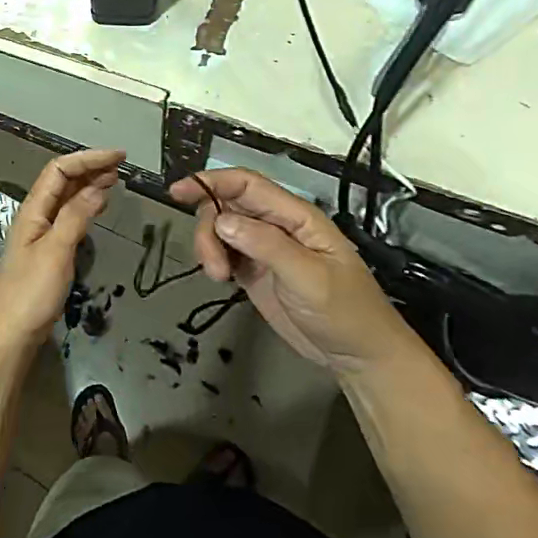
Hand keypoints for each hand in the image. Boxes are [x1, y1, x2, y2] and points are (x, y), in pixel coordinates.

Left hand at [0, 149, 123, 347]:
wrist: (9, 338)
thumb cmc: (30, 294)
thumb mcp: (56, 251)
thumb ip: (76, 216)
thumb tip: (99, 186)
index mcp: (33, 211)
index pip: (59, 170)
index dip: (88, 159)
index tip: (118, 158)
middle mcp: (36, 217)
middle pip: (62, 181)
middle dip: (90, 168)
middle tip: (121, 167)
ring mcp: (41, 236)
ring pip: (66, 199)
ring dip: (89, 186)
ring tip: (114, 181)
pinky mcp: (48, 254)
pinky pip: (69, 218)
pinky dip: (86, 207)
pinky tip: (98, 209)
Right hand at [170, 168, 413, 374]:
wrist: (358, 355)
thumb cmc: (344, 311)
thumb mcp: (309, 277)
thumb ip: (266, 245)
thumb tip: (222, 220)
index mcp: (296, 216)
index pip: (248, 185)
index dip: (212, 182)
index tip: (179, 190)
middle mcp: (277, 225)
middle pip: (228, 206)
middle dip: (208, 227)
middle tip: (211, 265)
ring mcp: (266, 248)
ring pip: (222, 229)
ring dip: (209, 247)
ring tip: (218, 276)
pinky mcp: (257, 271)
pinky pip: (225, 252)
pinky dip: (214, 260)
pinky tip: (221, 278)